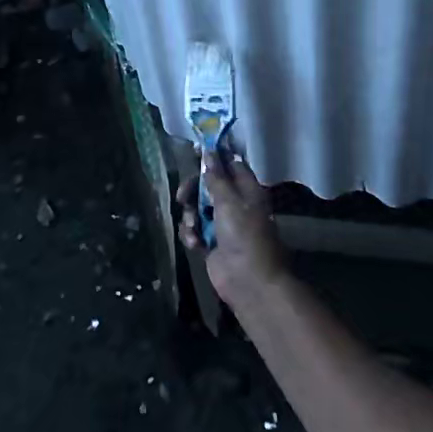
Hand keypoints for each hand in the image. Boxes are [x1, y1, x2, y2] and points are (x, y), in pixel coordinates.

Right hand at [178, 148, 289, 305]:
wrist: (249, 281)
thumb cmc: (244, 235)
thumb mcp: (229, 201)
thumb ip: (215, 176)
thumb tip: (208, 151)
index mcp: (246, 191)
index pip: (230, 165)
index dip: (213, 156)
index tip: (194, 151)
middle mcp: (235, 205)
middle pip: (207, 186)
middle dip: (193, 191)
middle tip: (183, 197)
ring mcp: (222, 225)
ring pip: (196, 208)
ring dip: (190, 216)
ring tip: (193, 228)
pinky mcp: (210, 242)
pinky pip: (193, 229)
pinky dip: (191, 234)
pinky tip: (195, 243)